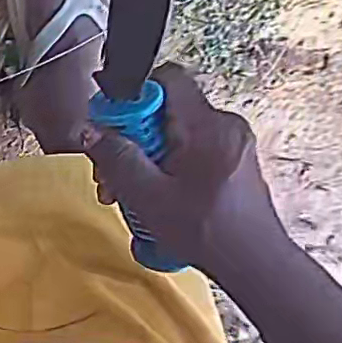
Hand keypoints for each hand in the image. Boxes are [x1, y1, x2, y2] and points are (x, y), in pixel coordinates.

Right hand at [82, 64, 290, 274]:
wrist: (252, 262)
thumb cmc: (205, 230)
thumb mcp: (146, 193)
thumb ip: (115, 156)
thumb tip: (88, 130)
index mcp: (207, 127)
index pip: (166, 80)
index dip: (129, 96)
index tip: (107, 125)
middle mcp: (223, 125)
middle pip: (160, 110)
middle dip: (126, 137)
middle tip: (109, 171)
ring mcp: (228, 141)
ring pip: (167, 131)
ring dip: (137, 155)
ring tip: (124, 189)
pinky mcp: (226, 157)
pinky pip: (182, 146)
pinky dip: (157, 163)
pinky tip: (146, 191)